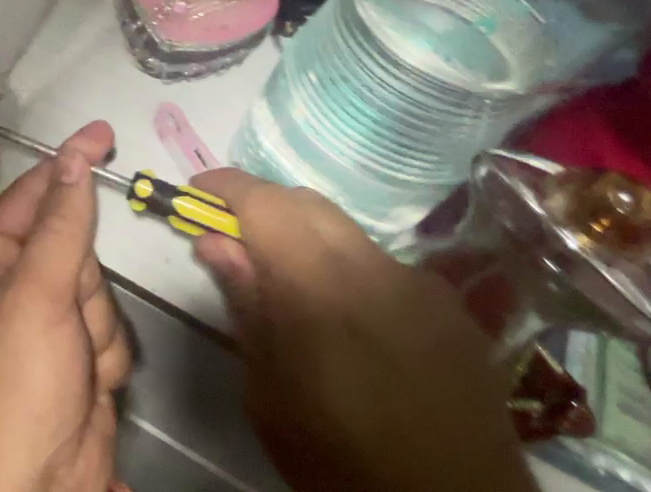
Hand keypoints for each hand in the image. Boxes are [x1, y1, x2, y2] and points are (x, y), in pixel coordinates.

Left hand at [0, 121, 131, 491]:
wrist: (39, 484)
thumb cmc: (18, 382)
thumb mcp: (38, 295)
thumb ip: (63, 224)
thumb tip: (73, 159)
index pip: (33, 193)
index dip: (68, 163)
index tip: (104, 132)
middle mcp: (11, 281)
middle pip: (75, 242)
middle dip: (82, 283)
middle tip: (66, 317)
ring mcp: (44, 319)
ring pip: (98, 287)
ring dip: (94, 325)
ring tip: (72, 361)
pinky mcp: (74, 352)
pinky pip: (108, 328)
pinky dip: (104, 356)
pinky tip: (85, 384)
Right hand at [190, 170, 535, 491]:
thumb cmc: (339, 463)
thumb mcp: (268, 392)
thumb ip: (245, 305)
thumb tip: (215, 242)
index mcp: (320, 288)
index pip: (264, 203)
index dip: (225, 187)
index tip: (196, 195)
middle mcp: (375, 268)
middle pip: (307, 204)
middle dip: (264, 208)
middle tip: (234, 240)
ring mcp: (422, 285)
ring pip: (348, 233)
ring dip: (309, 241)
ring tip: (292, 287)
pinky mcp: (454, 310)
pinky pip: (387, 268)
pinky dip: (352, 273)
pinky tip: (352, 323)